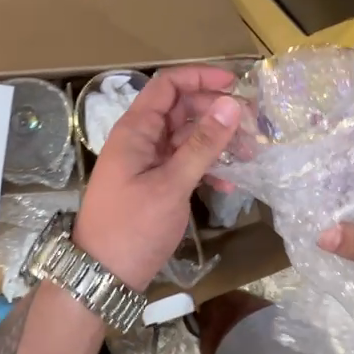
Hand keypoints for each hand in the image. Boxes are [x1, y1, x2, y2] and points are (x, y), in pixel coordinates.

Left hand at [73, 65, 241, 287]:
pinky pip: (183, 162)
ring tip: (249, 153)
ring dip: (216, 141)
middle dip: (215, 111)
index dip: (200, 77)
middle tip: (251, 124)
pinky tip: (230, 183)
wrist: (101, 276)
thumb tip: (231, 103)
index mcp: (135, 129)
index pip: (167, 84)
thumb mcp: (171, 185)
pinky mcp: (153, 183)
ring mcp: (146, 161)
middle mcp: (139, 138)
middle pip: (180, 108)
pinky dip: (206, 166)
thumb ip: (202, 144)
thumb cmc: (132, 227)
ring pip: (185, 136)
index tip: (235, 83)